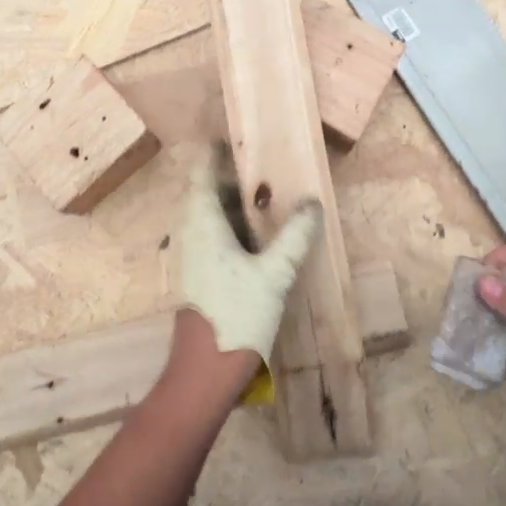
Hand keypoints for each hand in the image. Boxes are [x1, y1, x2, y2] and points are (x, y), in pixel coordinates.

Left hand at [178, 148, 321, 365]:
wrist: (206, 370)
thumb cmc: (236, 314)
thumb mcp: (274, 274)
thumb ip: (294, 237)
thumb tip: (312, 203)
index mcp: (203, 224)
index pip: (201, 174)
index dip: (212, 153)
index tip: (229, 135)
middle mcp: (193, 234)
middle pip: (204, 192)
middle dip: (227, 175)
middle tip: (257, 160)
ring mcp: (194, 256)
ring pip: (209, 216)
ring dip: (231, 201)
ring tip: (262, 191)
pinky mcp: (202, 275)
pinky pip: (214, 235)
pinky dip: (232, 223)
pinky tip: (257, 233)